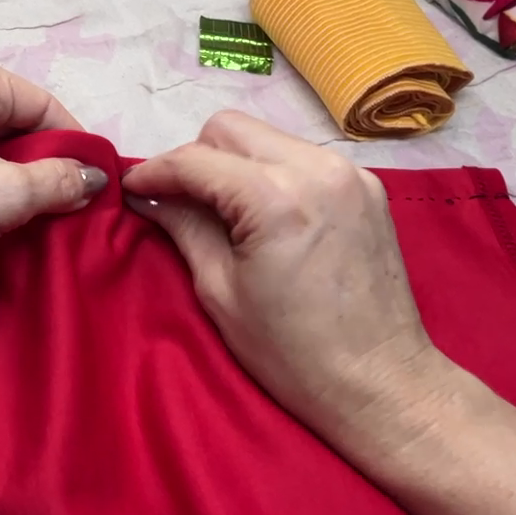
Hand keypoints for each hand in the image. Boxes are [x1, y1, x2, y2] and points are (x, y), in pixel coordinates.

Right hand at [121, 110, 448, 443]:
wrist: (384, 385)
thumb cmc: (291, 353)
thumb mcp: (219, 290)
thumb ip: (182, 226)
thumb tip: (146, 197)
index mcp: (275, 198)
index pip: (194, 160)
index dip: (154, 172)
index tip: (131, 188)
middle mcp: (315, 168)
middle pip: (228, 128)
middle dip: (194, 157)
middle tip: (179, 199)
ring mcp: (347, 172)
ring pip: (264, 136)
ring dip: (231, 161)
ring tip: (221, 206)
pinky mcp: (366, 184)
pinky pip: (298, 155)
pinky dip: (269, 170)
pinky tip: (264, 210)